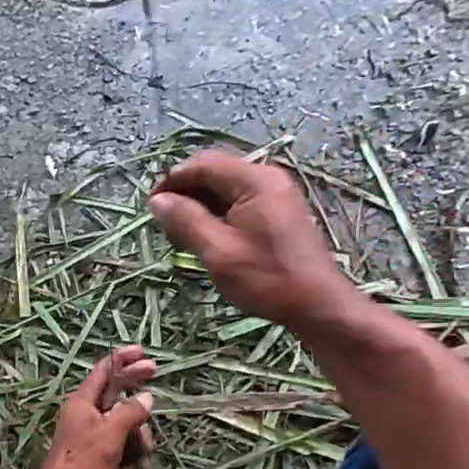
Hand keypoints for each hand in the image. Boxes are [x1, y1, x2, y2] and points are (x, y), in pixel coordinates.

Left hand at [31, 346, 155, 468]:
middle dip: (135, 386)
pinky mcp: (102, 454)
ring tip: (143, 447)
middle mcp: (87, 414)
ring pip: (125, 420)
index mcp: (82, 401)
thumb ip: (130, 411)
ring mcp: (95, 435)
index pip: (104, 370)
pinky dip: (134, 448)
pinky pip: (124, 442)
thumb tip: (147, 397)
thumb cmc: (83, 462)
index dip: (122, 358)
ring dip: (138, 430)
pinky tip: (139, 462)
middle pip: (116, 392)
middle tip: (155, 372)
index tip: (142, 352)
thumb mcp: (110, 432)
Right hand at [149, 151, 356, 327]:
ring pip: (226, 187)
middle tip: (164, 220)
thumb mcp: (218, 252)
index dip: (172, 180)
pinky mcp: (278, 212)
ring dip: (200, 204)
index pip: (203, 164)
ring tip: (180, 231)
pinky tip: (206, 235)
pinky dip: (218, 212)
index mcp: (255, 180)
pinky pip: (240, 201)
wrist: (317, 304)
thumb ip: (186, 221)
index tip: (151, 205)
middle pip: (215, 172)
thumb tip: (157, 200)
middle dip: (185, 191)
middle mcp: (267, 178)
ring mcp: (276, 194)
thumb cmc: (267, 279)